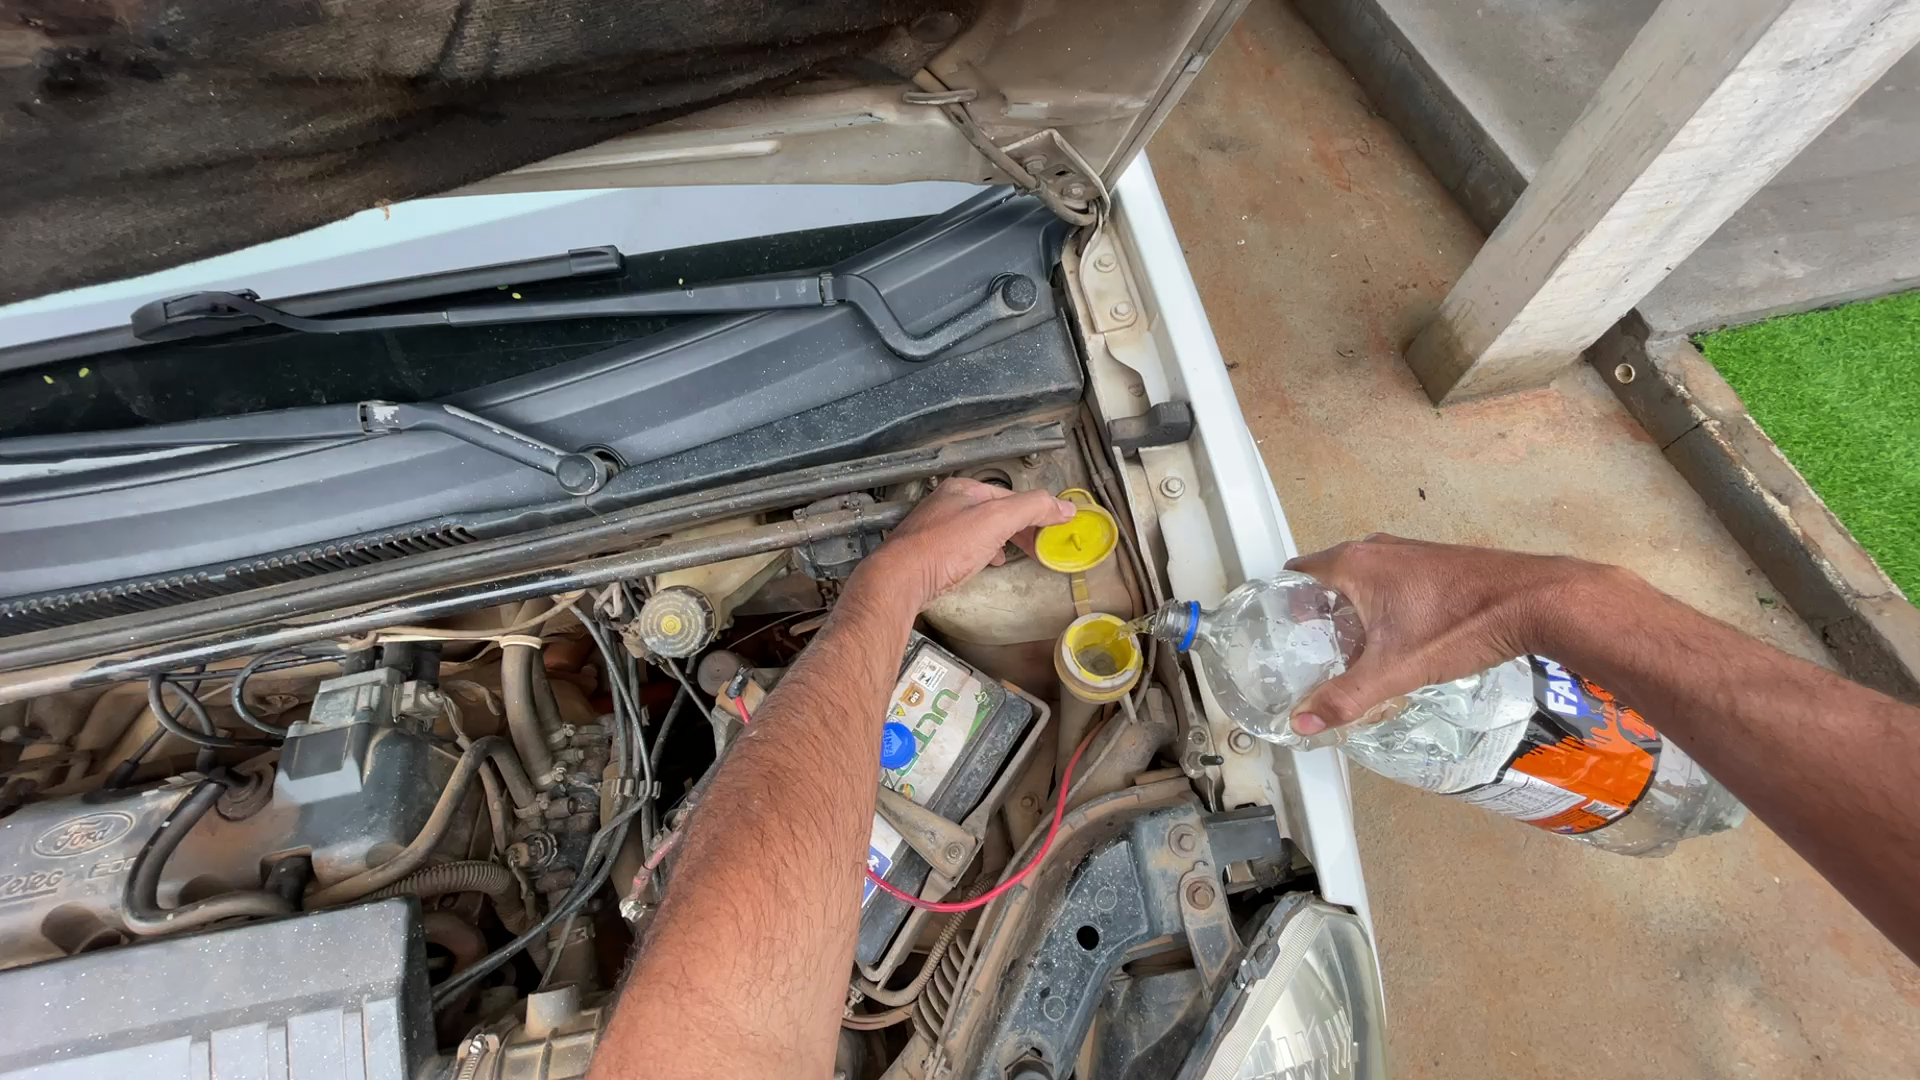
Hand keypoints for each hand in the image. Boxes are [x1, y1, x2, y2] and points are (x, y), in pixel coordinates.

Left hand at [858, 478, 1076, 610]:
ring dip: (1002, 541)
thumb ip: (1031, 509)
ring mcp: (938, 528)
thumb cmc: (940, 548)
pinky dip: (982, 553)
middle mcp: (948, 505)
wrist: (902, 579)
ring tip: (1017, 552)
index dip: (1035, 511)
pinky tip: (986, 562)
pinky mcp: (932, 552)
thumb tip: (1061, 505)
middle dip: (1020, 528)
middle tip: (1038, 544)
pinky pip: (965, 548)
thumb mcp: (996, 521)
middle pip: (996, 512)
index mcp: (963, 490)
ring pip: (980, 530)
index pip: (1011, 496)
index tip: (1052, 525)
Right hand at [1283, 534, 1618, 734]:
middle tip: (1316, 648)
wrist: (1538, 600)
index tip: (1284, 633)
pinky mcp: (1434, 558)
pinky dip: (1381, 599)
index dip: (1284, 603)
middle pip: (1325, 576)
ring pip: (1359, 576)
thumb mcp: (1394, 670)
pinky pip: (1389, 576)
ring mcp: (1406, 549)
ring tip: (1354, 645)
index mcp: (1350, 564)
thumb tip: (1301, 723)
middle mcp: (1373, 548)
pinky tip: (1398, 632)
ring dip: (1351, 605)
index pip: (1294, 573)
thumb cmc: (1457, 626)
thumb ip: (1344, 698)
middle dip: (1317, 610)